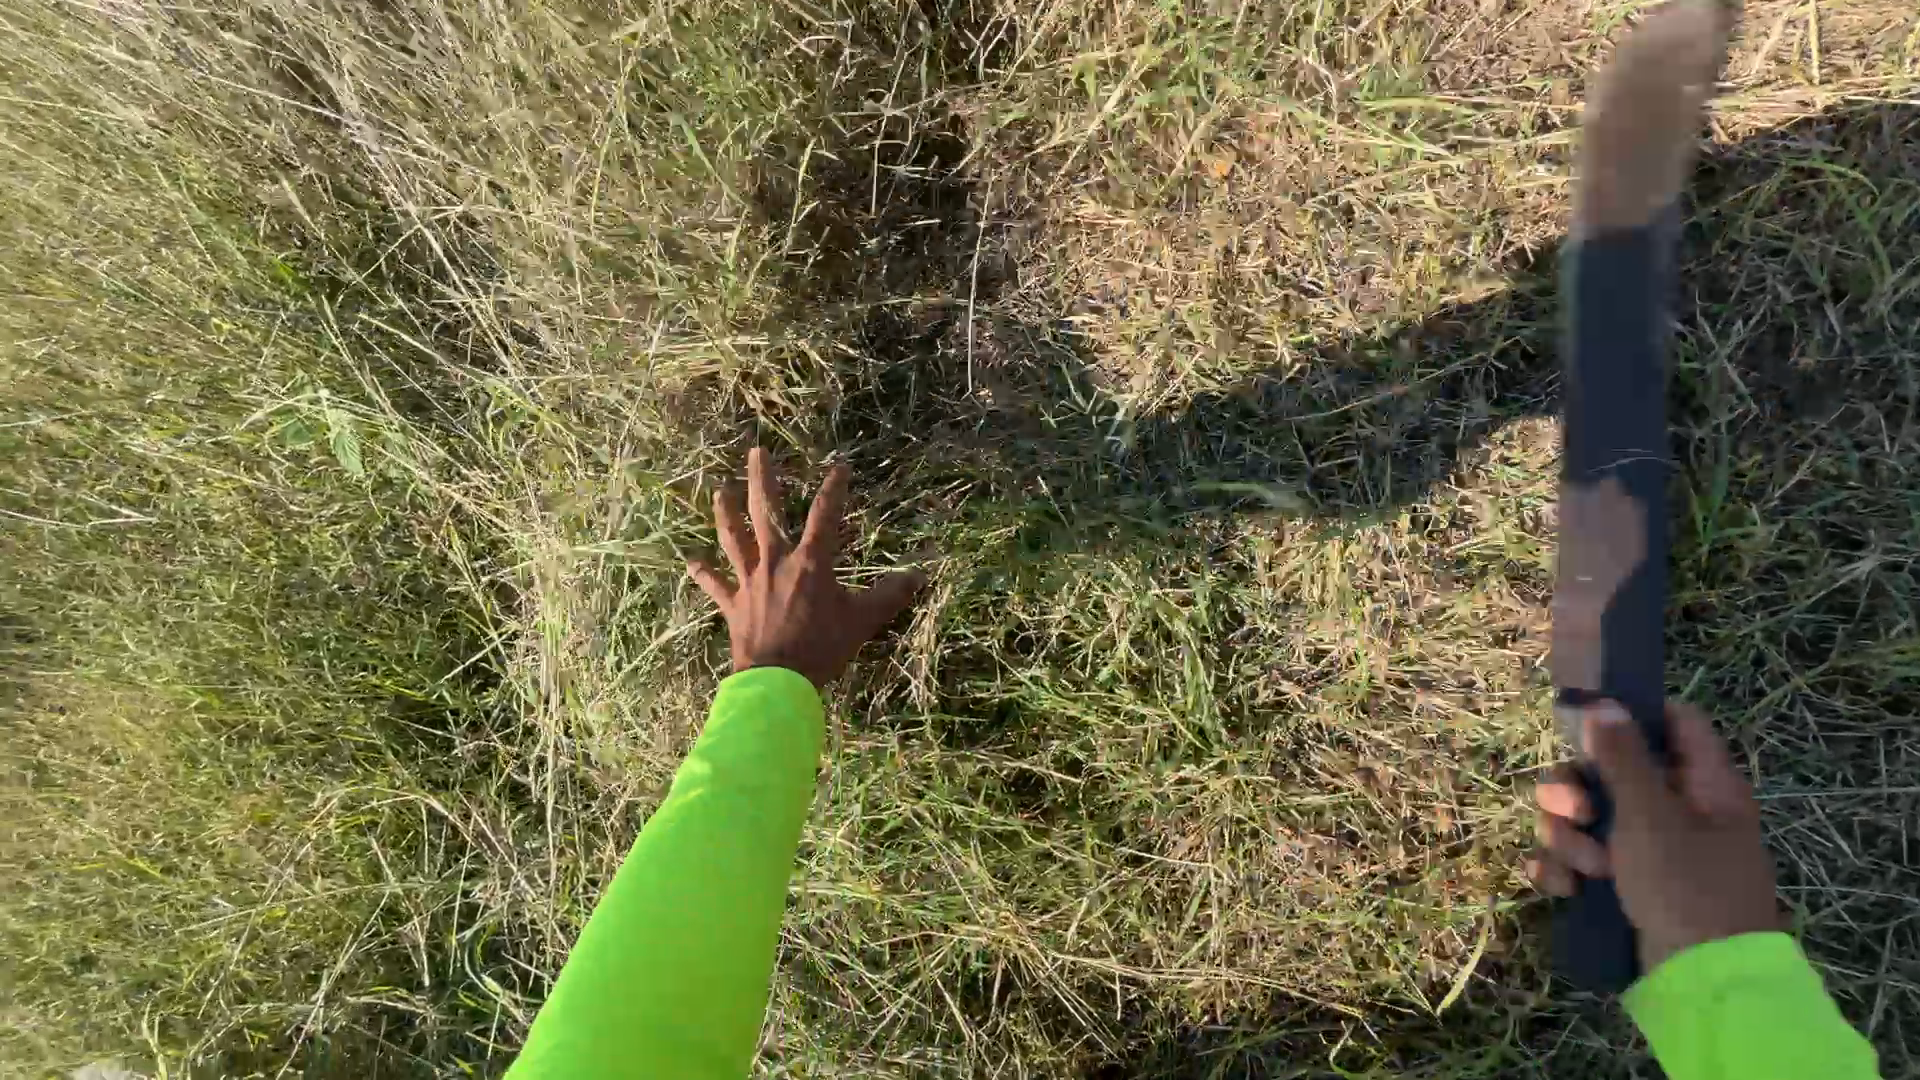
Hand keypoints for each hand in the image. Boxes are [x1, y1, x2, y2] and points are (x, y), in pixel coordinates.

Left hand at [687, 448, 925, 688]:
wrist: (777, 682)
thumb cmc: (822, 648)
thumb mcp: (862, 621)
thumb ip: (890, 595)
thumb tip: (920, 576)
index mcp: (811, 563)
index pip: (825, 516)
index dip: (834, 490)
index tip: (840, 467)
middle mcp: (776, 562)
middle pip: (765, 513)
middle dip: (762, 480)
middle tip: (755, 452)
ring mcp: (750, 581)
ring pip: (734, 538)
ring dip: (725, 513)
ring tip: (718, 489)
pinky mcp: (733, 604)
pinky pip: (715, 584)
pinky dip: (703, 572)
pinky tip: (691, 560)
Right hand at [1530, 700, 1782, 972]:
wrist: (1698, 979)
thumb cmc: (1686, 884)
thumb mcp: (1650, 815)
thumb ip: (1622, 758)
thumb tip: (1602, 702)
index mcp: (1701, 787)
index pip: (1675, 723)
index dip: (1630, 713)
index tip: (1581, 716)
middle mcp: (1674, 809)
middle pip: (1604, 769)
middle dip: (1571, 791)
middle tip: (1570, 812)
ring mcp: (1645, 846)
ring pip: (1579, 814)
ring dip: (1565, 837)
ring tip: (1583, 868)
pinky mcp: (1618, 878)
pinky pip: (1572, 853)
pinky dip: (1562, 867)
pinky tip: (1565, 885)